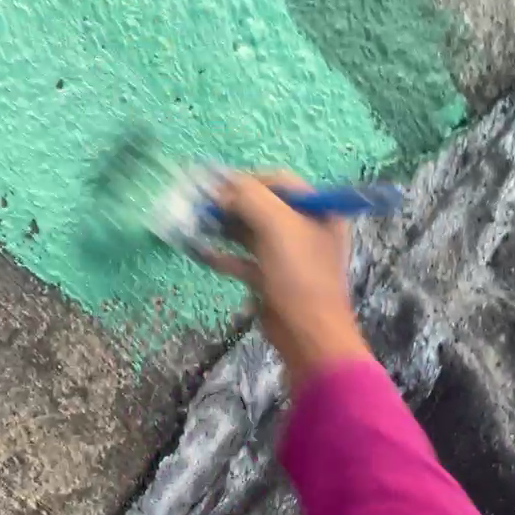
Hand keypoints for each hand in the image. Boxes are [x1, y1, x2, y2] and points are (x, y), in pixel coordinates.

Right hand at [195, 171, 372, 391]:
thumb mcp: (277, 228)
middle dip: (229, 205)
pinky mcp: (270, 276)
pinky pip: (242, 259)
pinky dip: (222, 255)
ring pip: (249, 232)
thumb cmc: (299, 276)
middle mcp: (305, 228)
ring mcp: (287, 254)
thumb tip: (221, 186)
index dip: (246, 181)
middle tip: (200, 207)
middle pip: (261, 206)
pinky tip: (201, 252)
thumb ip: (251, 198)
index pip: (279, 182)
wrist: (308, 334)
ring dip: (222, 227)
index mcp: (317, 211)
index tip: (215, 188)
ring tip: (196, 225)